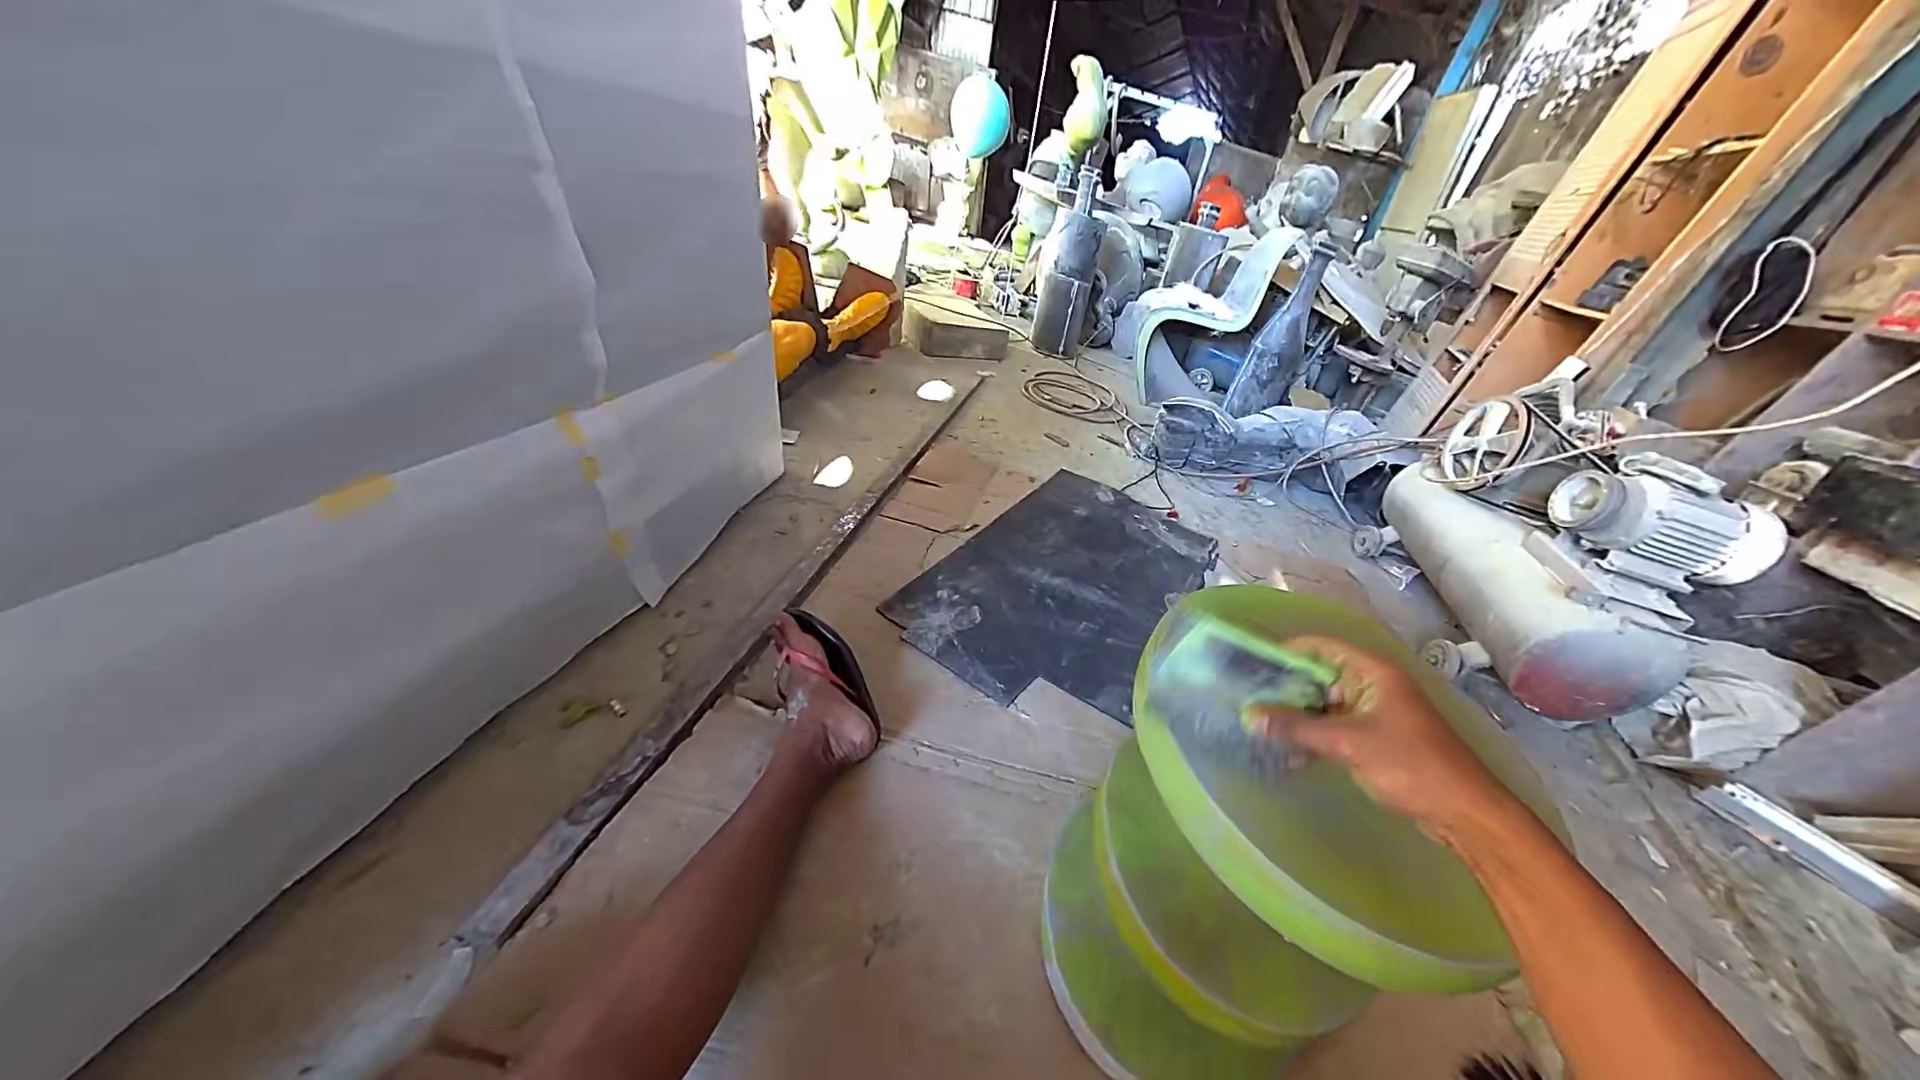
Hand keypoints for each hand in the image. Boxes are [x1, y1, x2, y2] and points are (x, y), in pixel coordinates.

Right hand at [1244, 635, 1521, 840]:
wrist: (1465, 813)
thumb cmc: (1411, 766)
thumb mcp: (1347, 743)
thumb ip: (1297, 728)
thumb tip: (1250, 716)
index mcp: (1374, 673)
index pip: (1322, 647)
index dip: (1288, 651)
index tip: (1254, 663)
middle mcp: (1374, 686)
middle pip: (1320, 676)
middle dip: (1287, 687)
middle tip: (1251, 698)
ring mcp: (1376, 713)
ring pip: (1325, 704)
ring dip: (1298, 715)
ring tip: (1263, 725)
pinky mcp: (1376, 739)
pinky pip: (1335, 727)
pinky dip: (1313, 736)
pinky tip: (1290, 753)